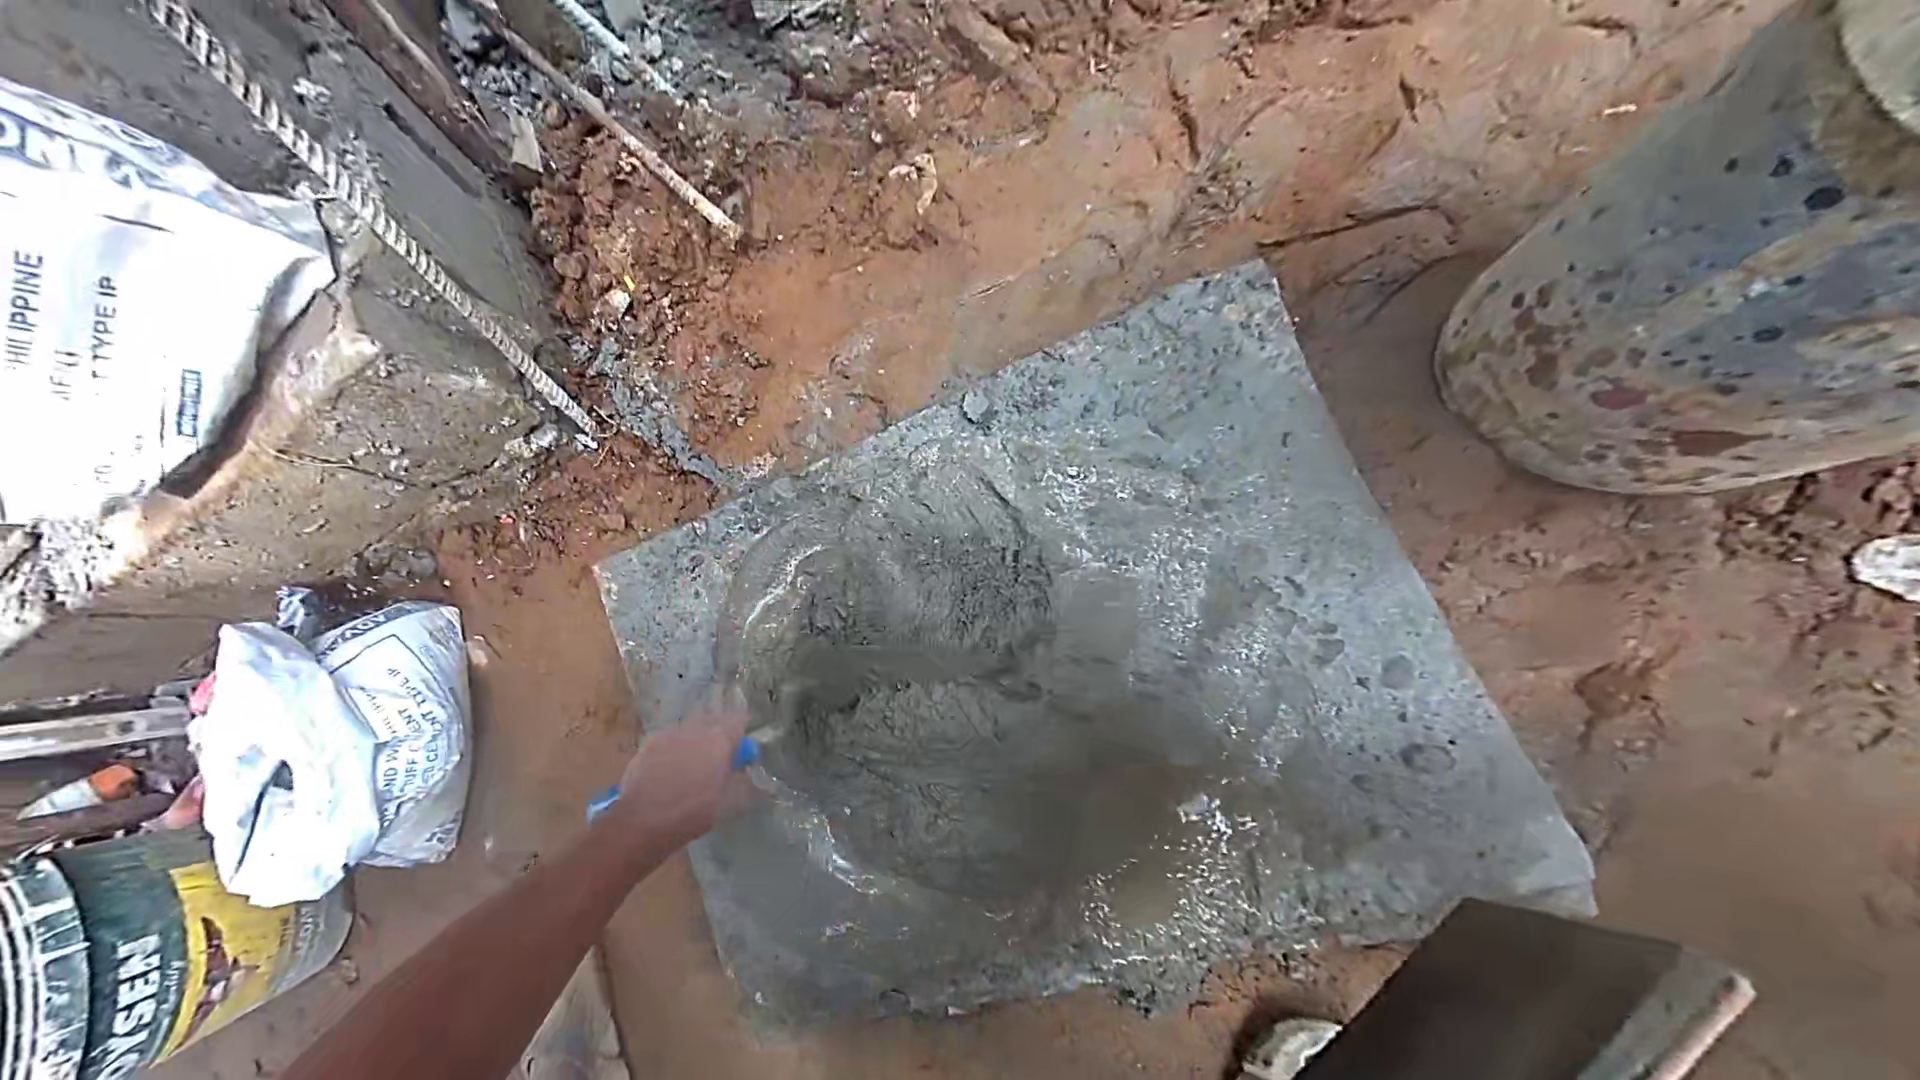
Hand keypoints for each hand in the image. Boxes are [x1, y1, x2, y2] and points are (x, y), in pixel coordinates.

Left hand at [611, 702, 754, 850]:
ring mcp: (669, 736)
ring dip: (696, 740)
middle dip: (719, 733)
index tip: (743, 745)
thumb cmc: (694, 812)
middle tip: (720, 755)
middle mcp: (695, 729)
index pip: (739, 719)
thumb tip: (749, 771)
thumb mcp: (731, 802)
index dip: (743, 730)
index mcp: (720, 738)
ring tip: (694, 764)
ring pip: (690, 730)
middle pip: (713, 720)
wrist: (643, 823)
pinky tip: (671, 771)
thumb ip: (744, 780)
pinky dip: (675, 750)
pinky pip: (669, 741)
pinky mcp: (647, 747)